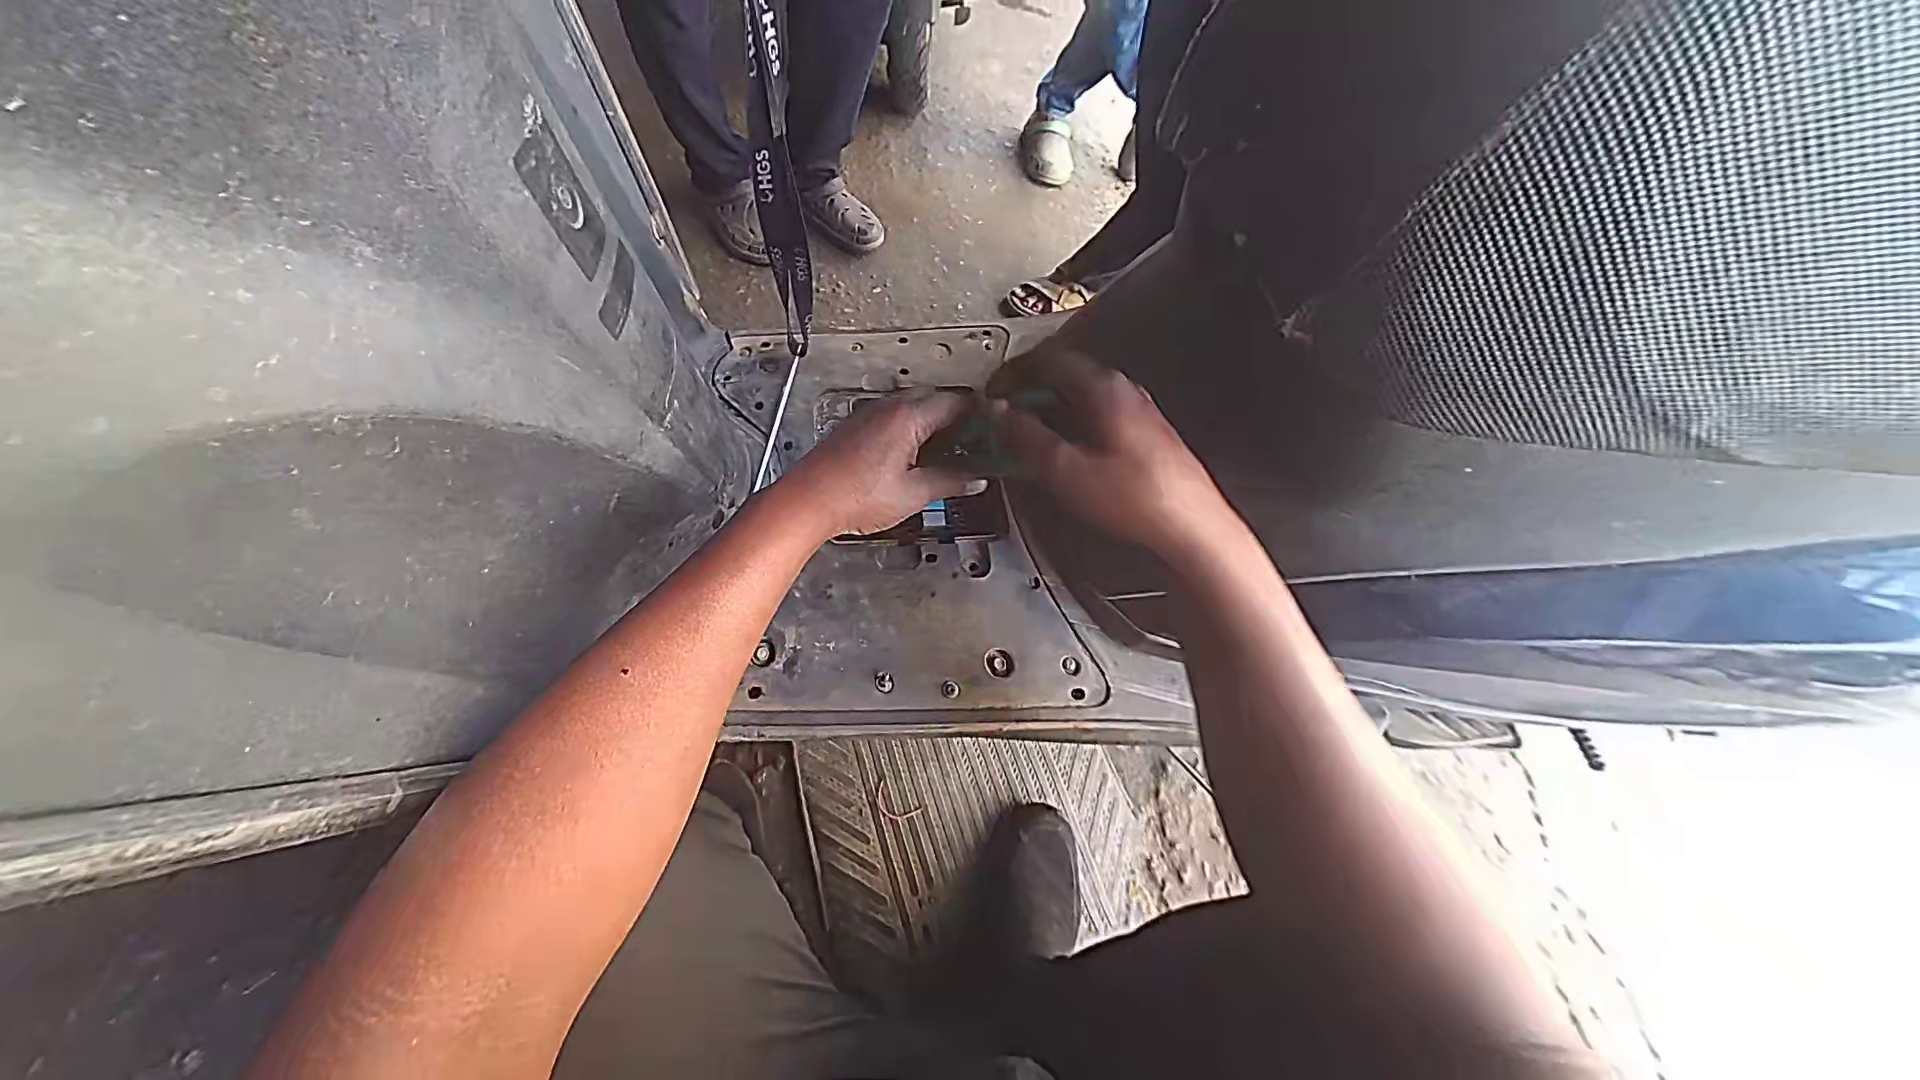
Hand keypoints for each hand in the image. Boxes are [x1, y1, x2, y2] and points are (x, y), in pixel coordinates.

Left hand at [781, 390, 986, 537]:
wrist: (808, 502)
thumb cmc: (850, 496)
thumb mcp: (914, 494)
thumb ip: (950, 482)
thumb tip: (973, 480)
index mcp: (908, 418)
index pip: (956, 402)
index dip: (978, 413)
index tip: (991, 425)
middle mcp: (887, 409)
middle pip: (934, 399)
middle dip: (956, 417)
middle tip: (972, 441)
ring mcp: (869, 416)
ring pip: (912, 407)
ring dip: (932, 423)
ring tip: (945, 453)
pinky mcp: (856, 428)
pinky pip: (892, 418)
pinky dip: (910, 430)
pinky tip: (912, 457)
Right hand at [988, 346, 1238, 567]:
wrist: (1189, 528)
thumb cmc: (1141, 499)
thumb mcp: (1065, 470)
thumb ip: (1026, 437)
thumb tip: (1002, 415)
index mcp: (1105, 390)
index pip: (1049, 359)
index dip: (1014, 372)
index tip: (995, 389)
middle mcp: (1126, 394)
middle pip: (1067, 376)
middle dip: (1030, 391)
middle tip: (1006, 409)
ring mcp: (1139, 414)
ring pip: (1083, 398)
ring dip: (1050, 410)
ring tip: (1028, 431)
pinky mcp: (1144, 437)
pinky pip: (1097, 417)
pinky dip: (1071, 425)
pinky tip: (1064, 451)